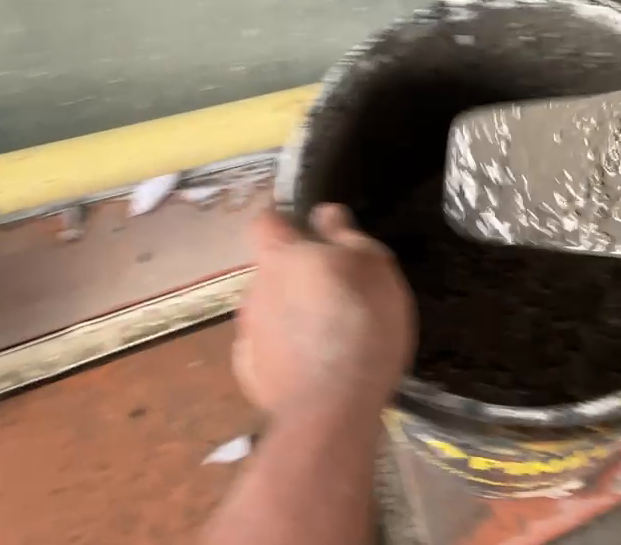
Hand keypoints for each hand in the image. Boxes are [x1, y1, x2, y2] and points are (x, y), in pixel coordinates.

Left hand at [231, 204, 415, 421]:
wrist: (333, 407)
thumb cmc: (361, 321)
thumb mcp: (372, 264)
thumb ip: (344, 235)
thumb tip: (323, 212)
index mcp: (281, 256)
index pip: (265, 220)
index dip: (285, 220)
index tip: (310, 230)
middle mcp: (254, 289)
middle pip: (272, 269)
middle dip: (297, 274)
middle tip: (337, 290)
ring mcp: (247, 334)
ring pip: (270, 309)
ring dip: (292, 312)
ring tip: (329, 333)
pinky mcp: (249, 373)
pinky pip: (268, 347)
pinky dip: (286, 349)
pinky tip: (314, 364)